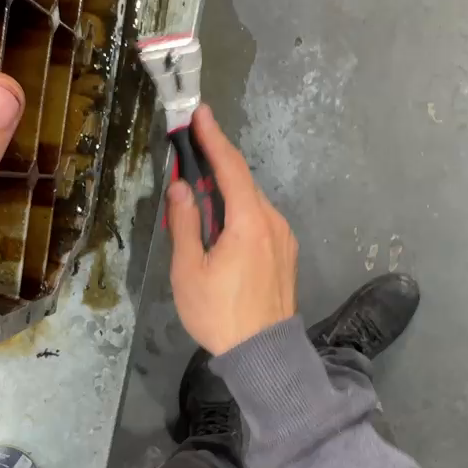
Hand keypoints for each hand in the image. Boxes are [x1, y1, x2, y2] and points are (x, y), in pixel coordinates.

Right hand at [168, 106, 297, 354]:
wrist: (264, 354)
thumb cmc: (219, 314)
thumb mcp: (189, 271)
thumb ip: (185, 224)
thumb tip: (181, 189)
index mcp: (248, 222)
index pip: (230, 168)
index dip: (213, 138)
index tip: (200, 114)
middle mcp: (272, 222)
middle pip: (242, 182)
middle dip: (215, 166)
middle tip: (188, 159)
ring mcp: (284, 238)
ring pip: (251, 202)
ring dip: (226, 194)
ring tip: (198, 203)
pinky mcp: (286, 253)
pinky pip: (260, 220)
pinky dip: (238, 213)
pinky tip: (221, 229)